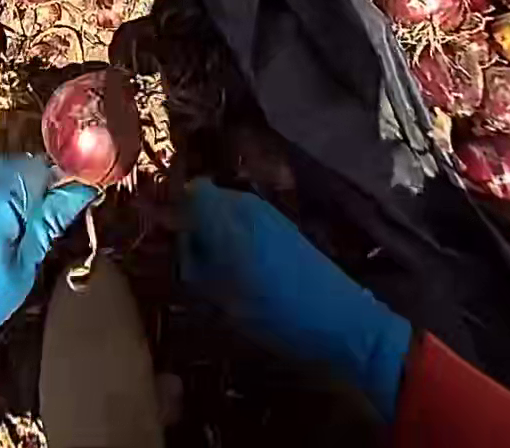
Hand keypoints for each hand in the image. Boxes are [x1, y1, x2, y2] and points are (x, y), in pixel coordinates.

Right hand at [179, 180, 412, 421]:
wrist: (338, 317)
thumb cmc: (275, 313)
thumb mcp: (223, 298)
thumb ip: (195, 263)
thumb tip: (178, 241)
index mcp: (229, 219)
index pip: (190, 193)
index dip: (175, 213)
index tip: (170, 242)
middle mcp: (247, 204)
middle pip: (206, 198)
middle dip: (194, 224)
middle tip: (194, 265)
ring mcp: (266, 211)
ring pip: (225, 209)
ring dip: (214, 231)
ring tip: (218, 272)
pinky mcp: (280, 222)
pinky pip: (243, 219)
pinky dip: (234, 236)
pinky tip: (242, 270)